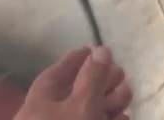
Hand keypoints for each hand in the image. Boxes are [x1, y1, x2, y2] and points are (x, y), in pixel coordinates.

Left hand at [16, 46, 132, 119]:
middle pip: (73, 95)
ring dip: (108, 103)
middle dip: (100, 82)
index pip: (52, 77)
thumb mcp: (83, 105)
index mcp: (36, 107)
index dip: (73, 62)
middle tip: (121, 74)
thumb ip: (93, 76)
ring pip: (85, 115)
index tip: (93, 49)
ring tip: (126, 97)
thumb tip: (100, 50)